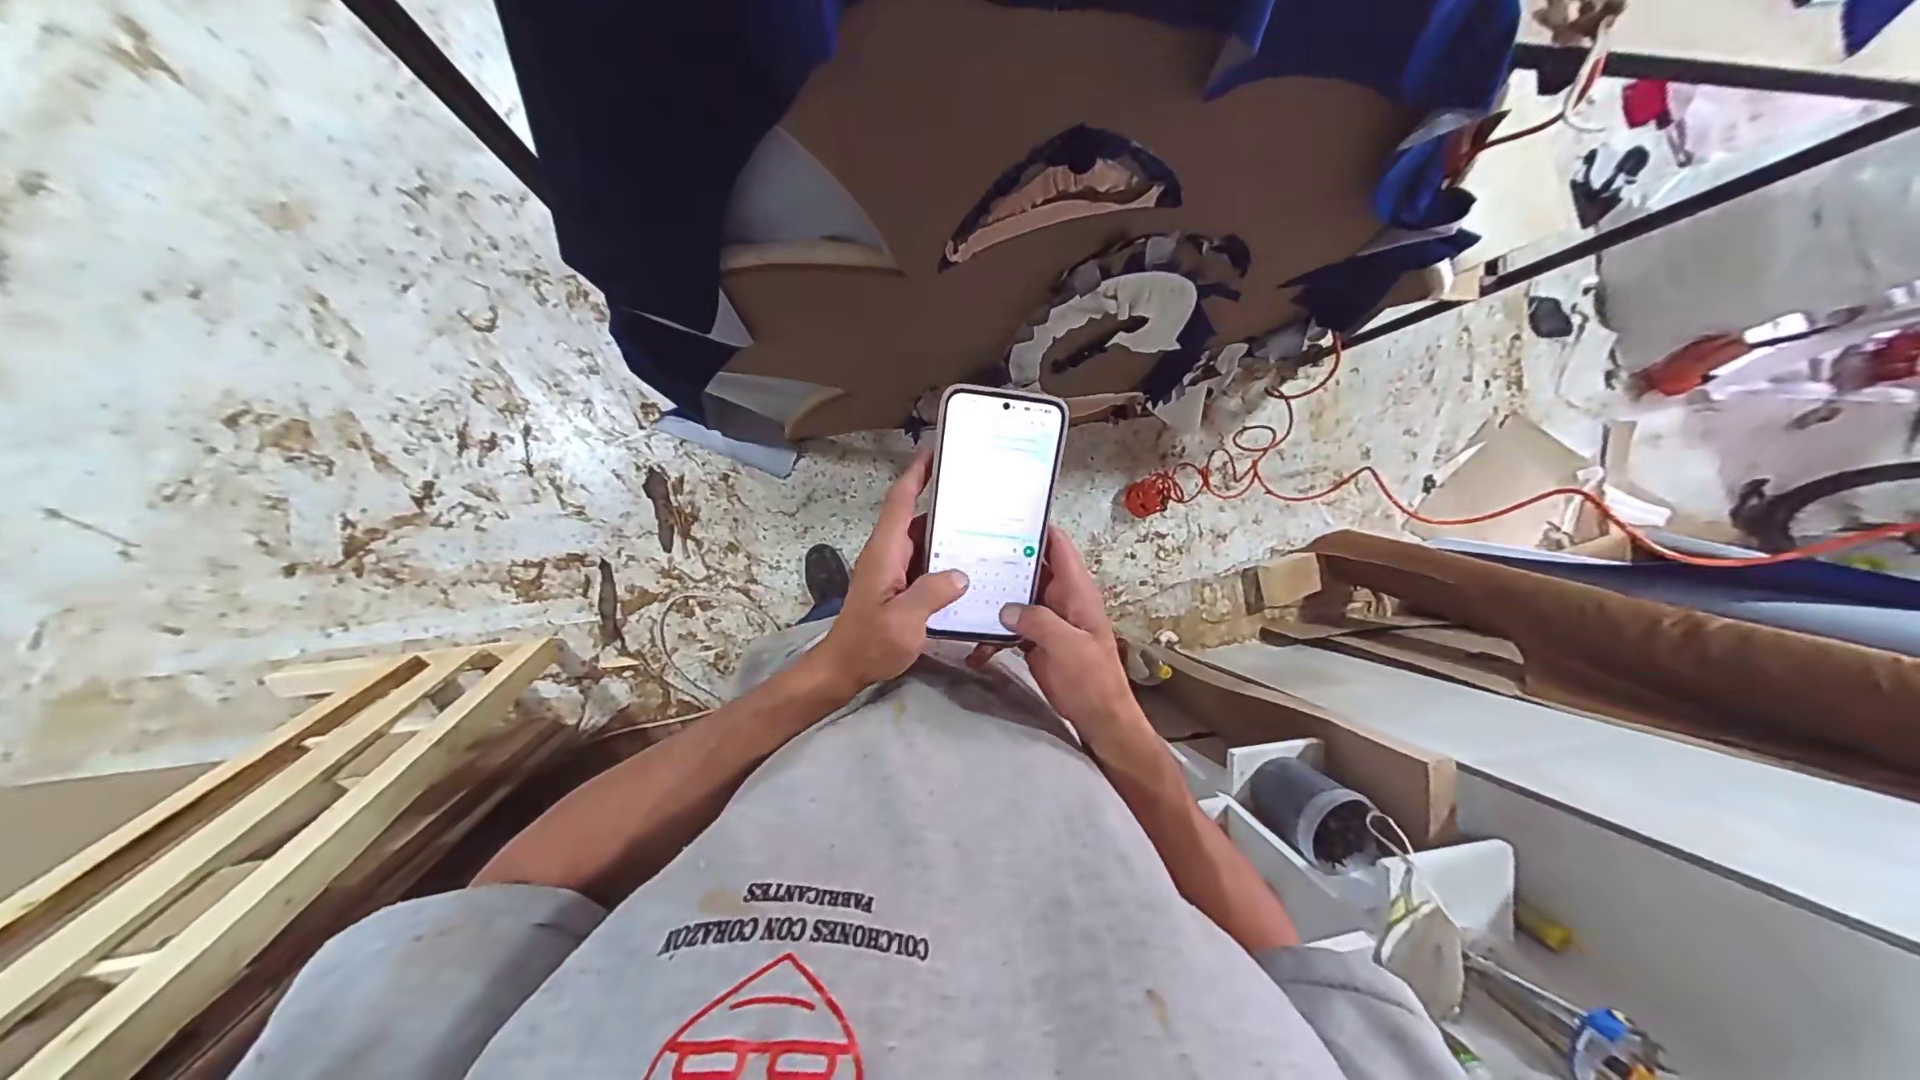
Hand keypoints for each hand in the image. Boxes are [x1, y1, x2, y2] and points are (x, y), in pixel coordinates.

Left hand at [807, 445, 969, 697]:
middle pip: (915, 516)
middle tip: (979, 491)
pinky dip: (945, 557)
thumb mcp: (904, 621)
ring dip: (948, 532)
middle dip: (943, 500)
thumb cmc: (869, 644)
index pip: (900, 501)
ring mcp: (891, 570)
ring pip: (922, 540)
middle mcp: (887, 554)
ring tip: (984, 526)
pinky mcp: (897, 586)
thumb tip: (960, 574)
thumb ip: (932, 594)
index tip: (936, 451)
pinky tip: (970, 565)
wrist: (844, 668)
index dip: (917, 473)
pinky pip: (924, 561)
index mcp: (885, 552)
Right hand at [969, 526, 1151, 754]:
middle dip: (1003, 560)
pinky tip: (974, 647)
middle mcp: (1060, 598)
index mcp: (1076, 591)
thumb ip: (1039, 621)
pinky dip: (992, 634)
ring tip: (963, 592)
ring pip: (1016, 596)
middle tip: (969, 550)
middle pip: (1030, 568)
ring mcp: (1047, 618)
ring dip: (993, 597)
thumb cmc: (1093, 680)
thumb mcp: (1069, 646)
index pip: (1058, 546)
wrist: (1098, 716)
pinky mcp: (1035, 638)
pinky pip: (1009, 626)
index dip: (1037, 528)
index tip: (1006, 518)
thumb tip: (1007, 608)